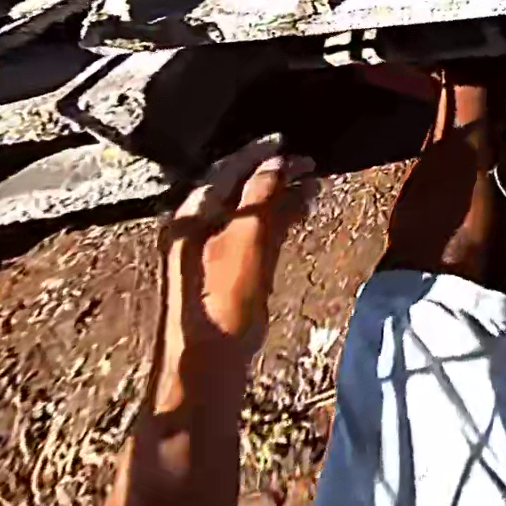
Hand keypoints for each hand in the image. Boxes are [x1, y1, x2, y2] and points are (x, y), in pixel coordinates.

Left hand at [161, 136, 316, 361]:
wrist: (208, 364)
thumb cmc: (222, 296)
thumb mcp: (246, 236)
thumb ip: (261, 193)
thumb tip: (276, 161)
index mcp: (191, 216)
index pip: (227, 170)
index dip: (258, 153)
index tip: (286, 141)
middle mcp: (198, 228)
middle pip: (240, 189)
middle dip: (275, 174)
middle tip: (309, 164)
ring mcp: (214, 251)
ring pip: (252, 211)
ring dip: (282, 195)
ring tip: (314, 185)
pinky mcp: (230, 271)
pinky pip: (257, 233)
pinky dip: (279, 219)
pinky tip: (301, 213)